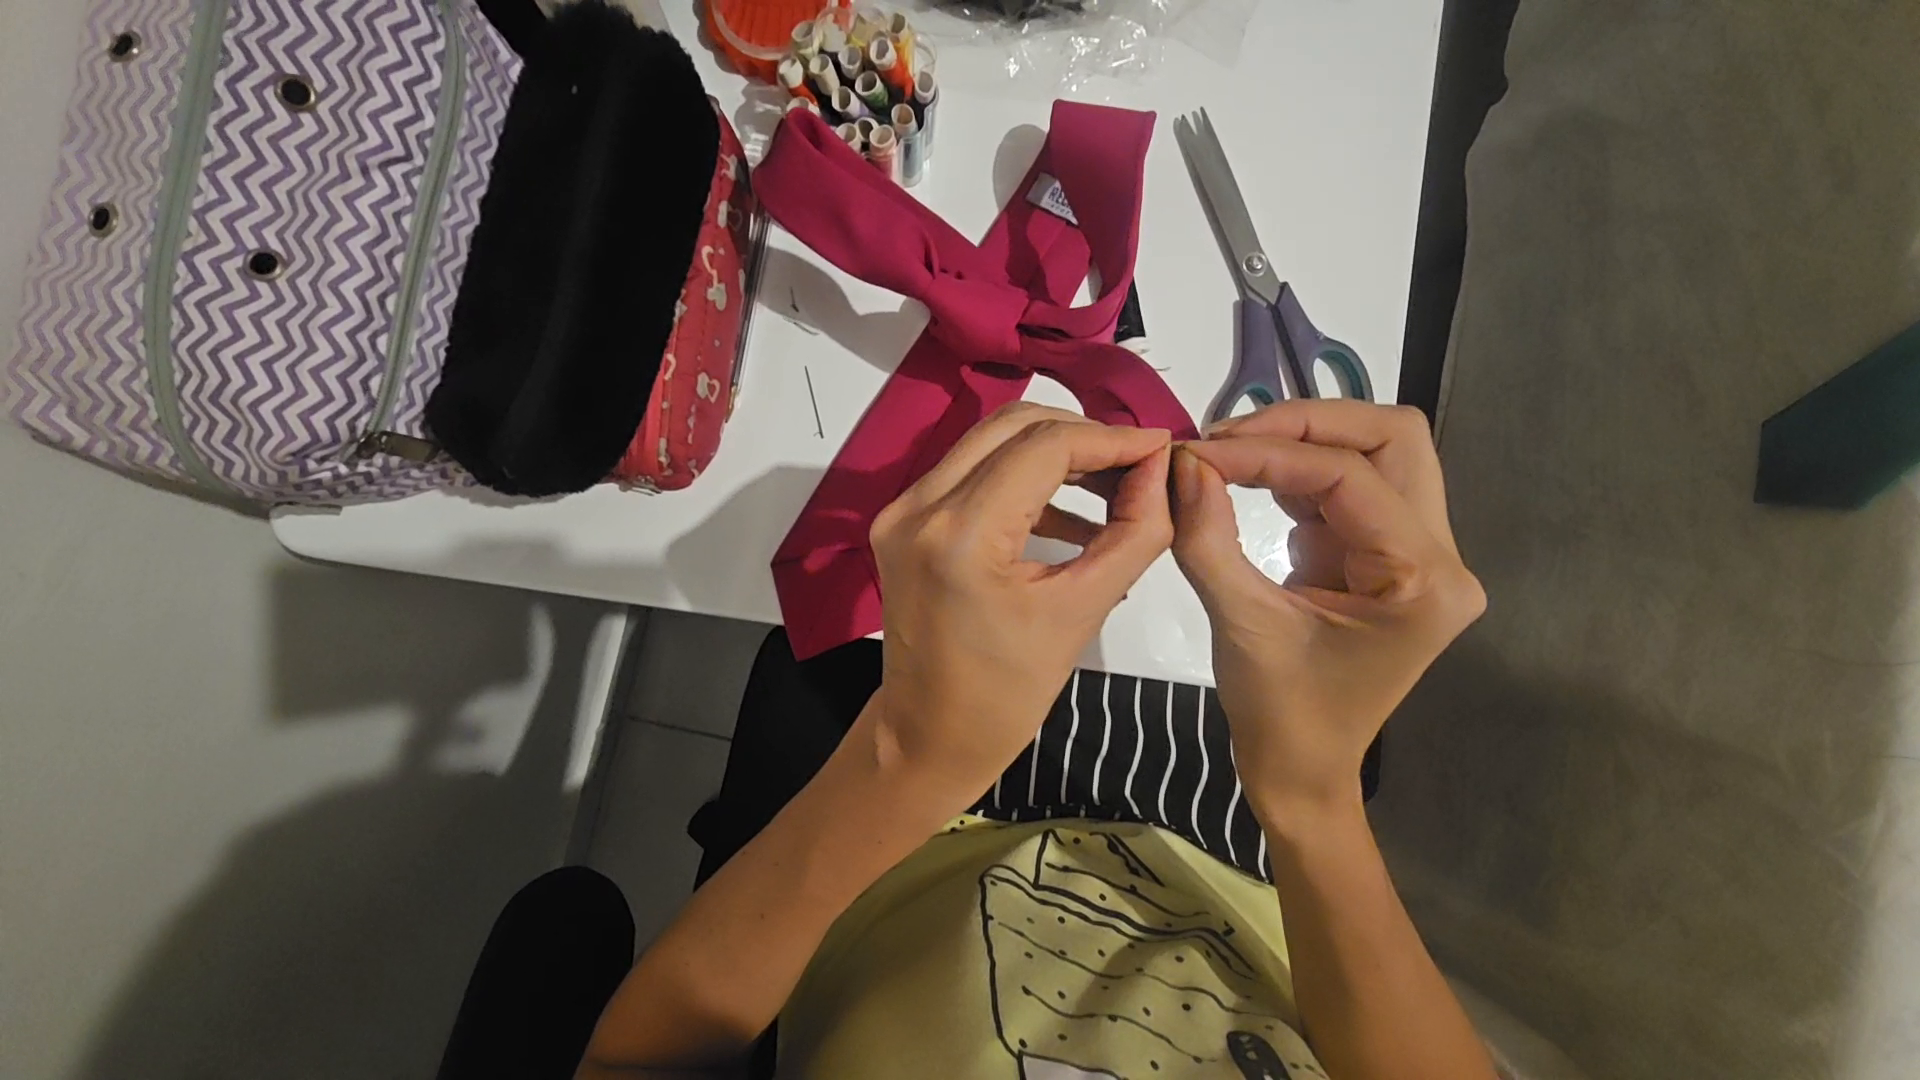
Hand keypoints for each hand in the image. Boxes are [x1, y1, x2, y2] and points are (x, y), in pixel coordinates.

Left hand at [870, 403, 1173, 805]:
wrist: (929, 736)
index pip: (1044, 446)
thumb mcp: (1083, 611)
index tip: (1159, 447)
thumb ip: (1134, 532)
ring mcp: (902, 510)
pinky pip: (970, 474)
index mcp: (961, 535)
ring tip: (1113, 486)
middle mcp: (919, 507)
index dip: (1110, 439)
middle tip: (1136, 463)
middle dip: (1082, 435)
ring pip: (989, 443)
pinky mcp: (902, 520)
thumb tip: (1160, 469)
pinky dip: (1022, 480)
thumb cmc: (1007, 694)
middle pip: (1012, 427)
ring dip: (1053, 453)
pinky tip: (1071, 514)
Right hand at [1170, 401, 1483, 828]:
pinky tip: (1248, 475)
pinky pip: (1348, 486)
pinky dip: (1296, 471)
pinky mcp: (1382, 555)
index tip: (1197, 452)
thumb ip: (1207, 536)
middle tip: (1228, 436)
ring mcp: (1416, 553)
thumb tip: (1184, 461)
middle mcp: (1439, 556)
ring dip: (1302, 440)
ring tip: (1230, 449)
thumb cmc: (1279, 713)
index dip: (1269, 451)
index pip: (1348, 477)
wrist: (1302, 770)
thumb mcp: (1239, 622)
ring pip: (1376, 453)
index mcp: (1422, 580)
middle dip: (1306, 422)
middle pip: (1392, 439)